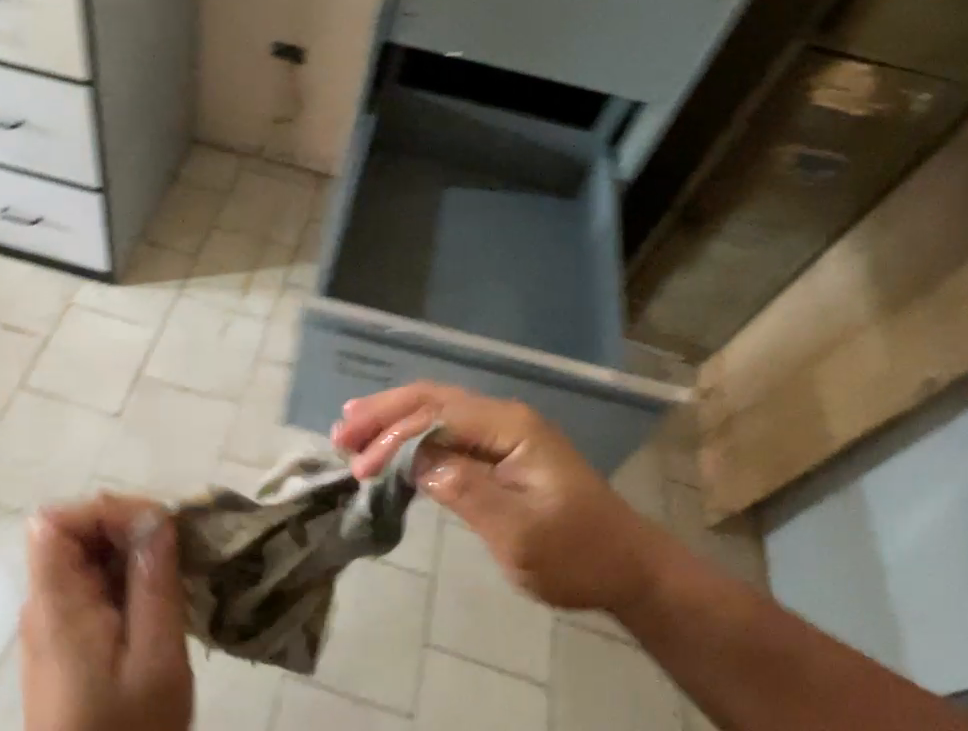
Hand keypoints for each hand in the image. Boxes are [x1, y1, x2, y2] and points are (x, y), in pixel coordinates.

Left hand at [21, 494, 192, 730]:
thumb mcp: (156, 660)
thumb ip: (154, 583)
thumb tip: (156, 515)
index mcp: (56, 605)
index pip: (55, 521)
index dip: (103, 510)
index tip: (153, 530)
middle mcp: (44, 605)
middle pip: (75, 533)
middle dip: (127, 529)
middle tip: (177, 554)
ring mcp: (53, 624)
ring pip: (88, 558)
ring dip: (132, 555)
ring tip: (176, 578)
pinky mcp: (67, 642)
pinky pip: (94, 587)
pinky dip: (128, 581)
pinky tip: (160, 605)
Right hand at [334, 382, 665, 613]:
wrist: (628, 567)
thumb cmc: (577, 554)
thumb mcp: (519, 533)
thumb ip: (465, 491)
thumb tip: (415, 462)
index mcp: (510, 428)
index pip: (437, 414)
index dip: (392, 433)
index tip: (358, 465)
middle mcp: (504, 418)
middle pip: (433, 400)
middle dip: (383, 413)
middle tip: (340, 433)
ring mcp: (504, 433)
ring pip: (438, 411)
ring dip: (394, 420)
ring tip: (351, 431)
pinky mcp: (502, 452)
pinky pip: (449, 431)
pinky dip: (414, 435)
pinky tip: (390, 445)